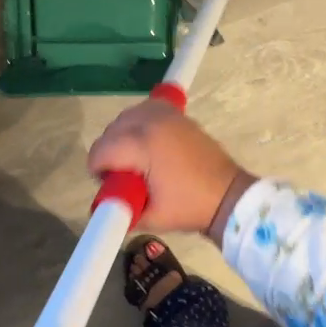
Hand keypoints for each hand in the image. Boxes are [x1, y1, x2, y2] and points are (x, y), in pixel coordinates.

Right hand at [87, 100, 253, 240]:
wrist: (228, 196)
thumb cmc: (189, 208)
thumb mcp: (150, 217)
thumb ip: (120, 208)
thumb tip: (103, 202)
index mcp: (144, 146)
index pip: (102, 149)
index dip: (97, 168)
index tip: (106, 184)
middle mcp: (152, 122)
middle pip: (111, 130)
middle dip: (108, 152)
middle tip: (120, 176)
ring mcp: (166, 115)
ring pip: (126, 116)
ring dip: (121, 136)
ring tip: (132, 159)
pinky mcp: (177, 115)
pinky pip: (145, 109)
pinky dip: (139, 122)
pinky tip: (144, 141)